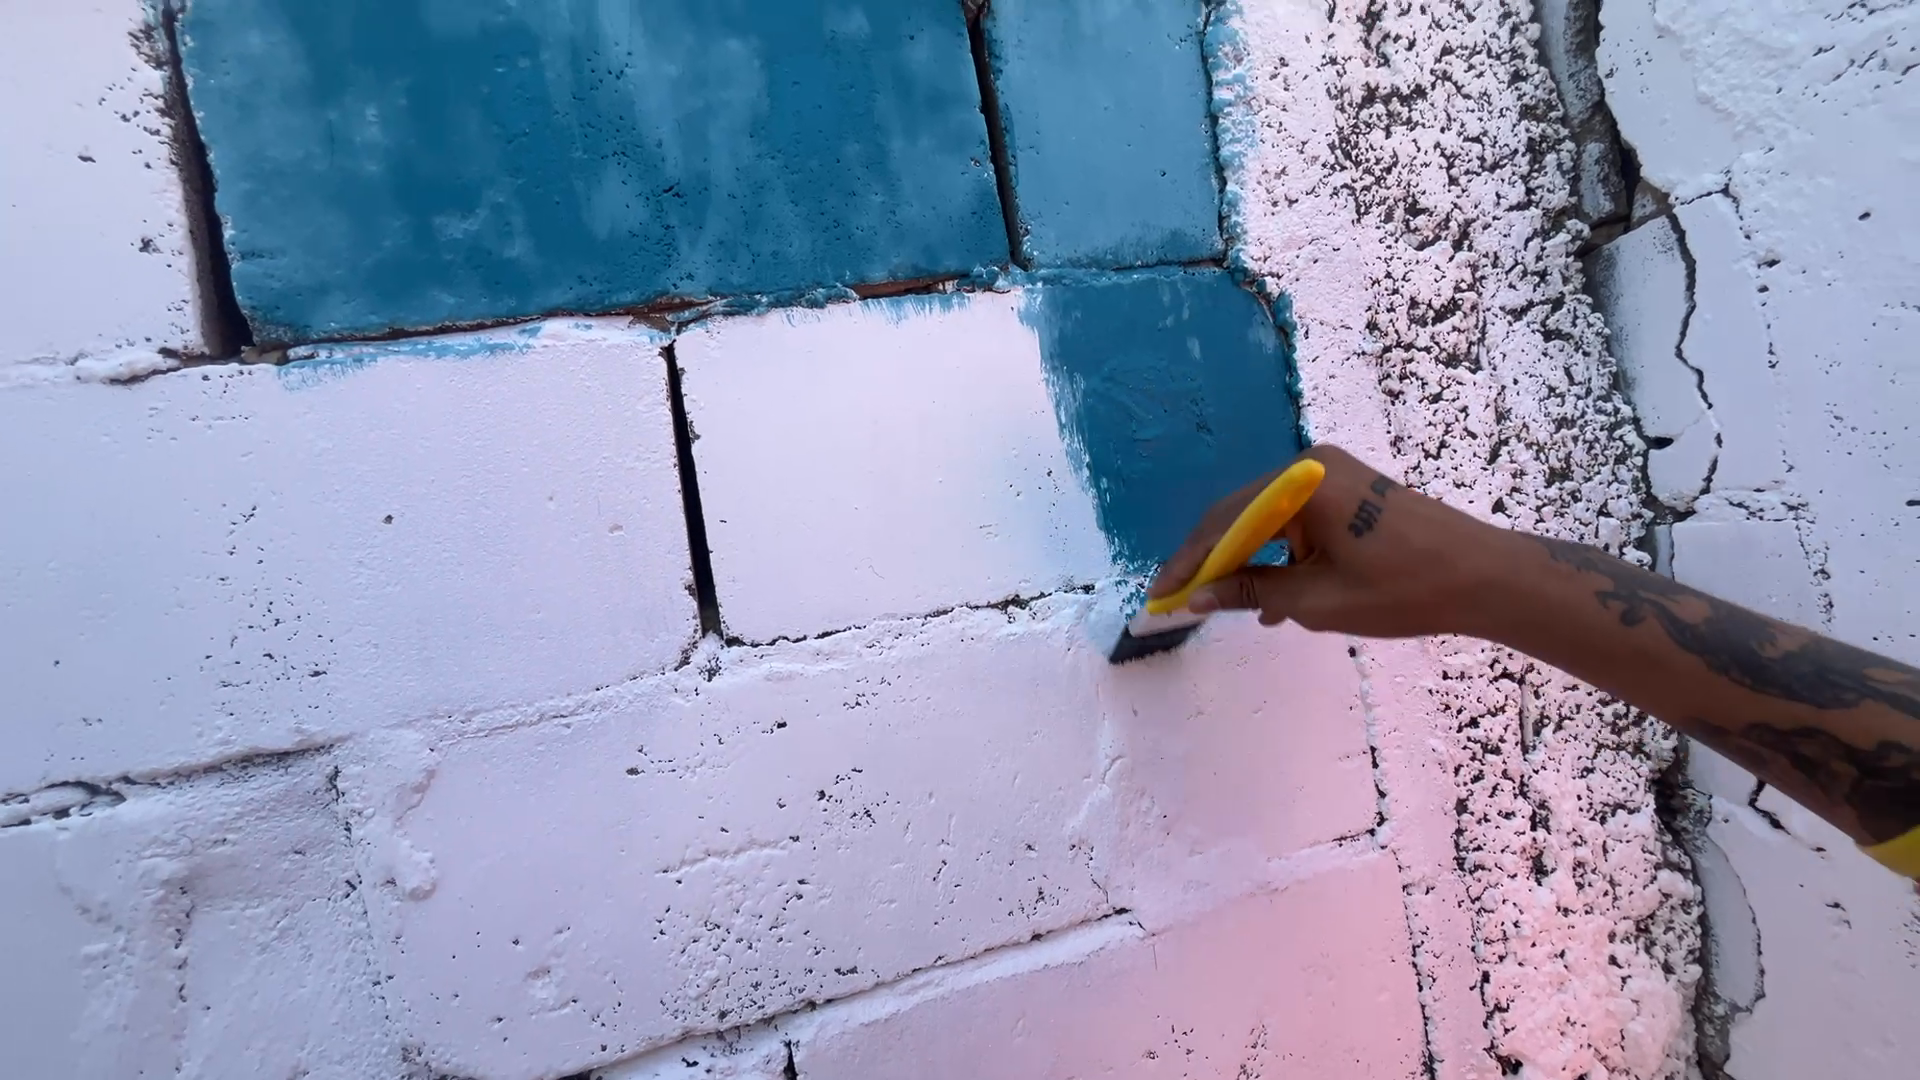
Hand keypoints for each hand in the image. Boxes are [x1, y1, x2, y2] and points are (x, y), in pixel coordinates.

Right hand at [1146, 445, 1506, 637]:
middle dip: (1212, 561)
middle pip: (1240, 515)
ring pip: (1264, 520)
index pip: (1226, 523)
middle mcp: (1307, 466)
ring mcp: (1327, 474)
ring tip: (1228, 604)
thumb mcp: (1316, 599)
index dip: (1190, 562)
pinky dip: (1277, 554)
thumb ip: (1250, 591)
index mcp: (1301, 482)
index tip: (1162, 595)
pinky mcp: (1342, 488)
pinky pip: (1292, 520)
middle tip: (1184, 598)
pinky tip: (1273, 594)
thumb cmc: (1404, 589)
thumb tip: (1196, 598)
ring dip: (1245, 561)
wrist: (1490, 578)